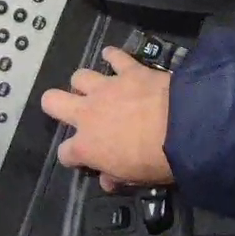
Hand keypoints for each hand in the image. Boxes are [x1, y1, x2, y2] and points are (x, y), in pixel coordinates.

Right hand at [41, 48, 172, 191]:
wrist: (182, 127)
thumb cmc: (156, 160)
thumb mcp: (135, 178)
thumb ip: (116, 176)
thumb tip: (107, 179)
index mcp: (87, 146)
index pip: (65, 152)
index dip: (72, 156)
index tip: (84, 158)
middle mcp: (88, 113)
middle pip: (52, 102)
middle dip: (57, 106)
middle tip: (72, 111)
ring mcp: (106, 88)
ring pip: (79, 76)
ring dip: (85, 83)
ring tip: (96, 88)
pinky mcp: (128, 70)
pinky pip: (115, 56)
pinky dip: (112, 55)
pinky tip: (112, 55)